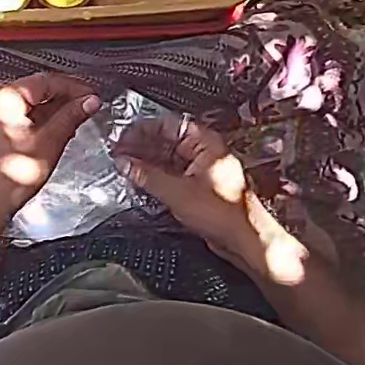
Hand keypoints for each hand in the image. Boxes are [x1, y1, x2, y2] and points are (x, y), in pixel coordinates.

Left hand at [0, 74, 100, 217]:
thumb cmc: (10, 177)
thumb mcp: (50, 141)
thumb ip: (72, 116)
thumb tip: (89, 102)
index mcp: (4, 96)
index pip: (46, 80)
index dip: (74, 86)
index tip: (91, 94)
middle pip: (40, 89)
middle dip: (67, 97)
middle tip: (89, 103)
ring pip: (34, 102)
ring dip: (58, 108)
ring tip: (79, 116)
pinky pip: (26, 113)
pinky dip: (45, 118)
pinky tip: (61, 126)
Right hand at [112, 117, 292, 271]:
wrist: (244, 239)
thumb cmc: (225, 213)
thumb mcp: (176, 191)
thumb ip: (147, 176)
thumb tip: (126, 164)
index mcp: (205, 143)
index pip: (168, 125)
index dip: (143, 129)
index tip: (124, 136)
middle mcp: (205, 154)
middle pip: (166, 142)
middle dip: (141, 147)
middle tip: (120, 152)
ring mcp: (202, 171)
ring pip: (168, 160)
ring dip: (147, 163)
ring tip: (125, 166)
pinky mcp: (199, 188)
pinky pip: (172, 176)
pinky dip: (156, 177)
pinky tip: (140, 180)